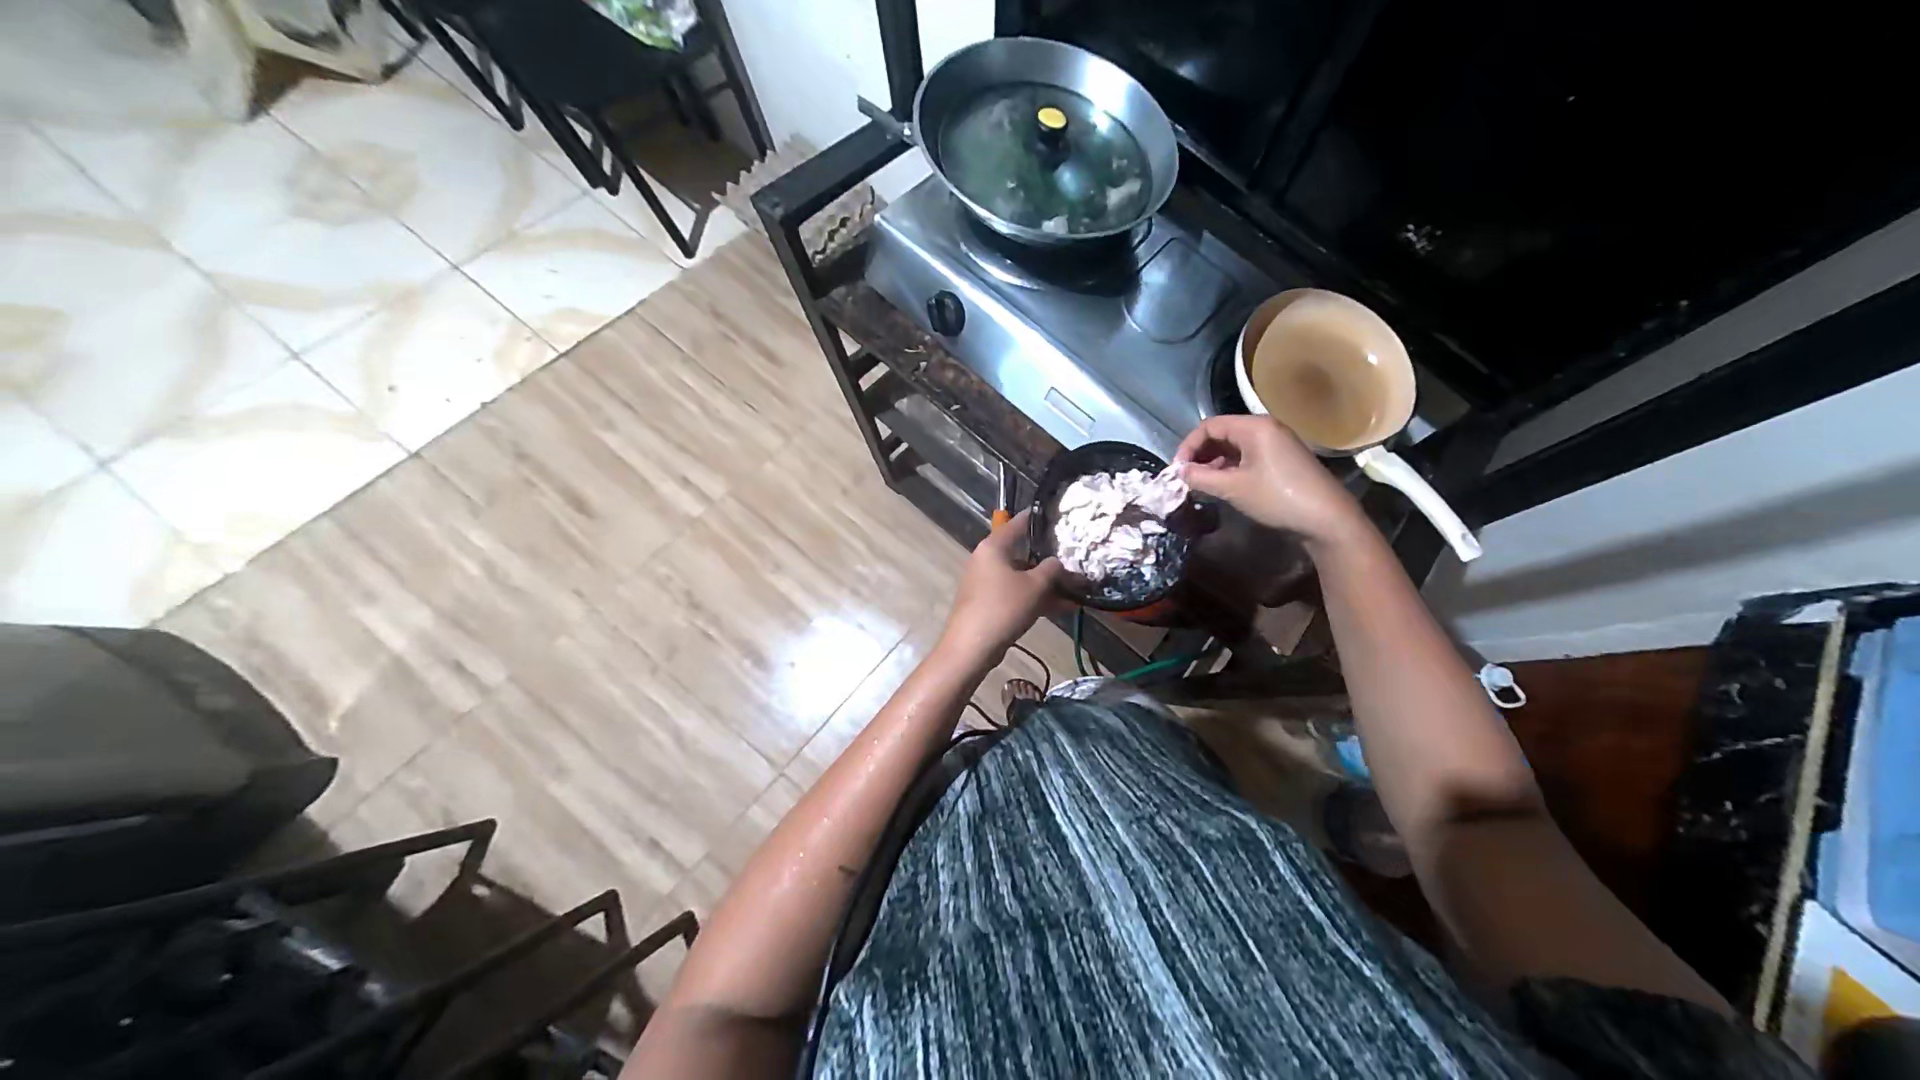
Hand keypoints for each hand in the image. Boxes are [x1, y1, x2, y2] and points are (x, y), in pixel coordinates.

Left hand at [941, 510, 1068, 657]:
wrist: (972, 646)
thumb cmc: (1003, 607)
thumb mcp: (1035, 586)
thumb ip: (1052, 569)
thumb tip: (1059, 562)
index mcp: (993, 547)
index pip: (1018, 523)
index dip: (1038, 519)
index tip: (1058, 515)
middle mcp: (987, 560)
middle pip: (1023, 554)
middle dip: (1051, 563)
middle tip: (1076, 563)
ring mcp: (986, 582)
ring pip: (1022, 577)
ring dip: (1048, 585)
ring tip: (1077, 591)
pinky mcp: (989, 603)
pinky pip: (1017, 594)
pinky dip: (1036, 598)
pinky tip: (1063, 608)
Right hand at [1173, 415, 1368, 545]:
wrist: (1326, 518)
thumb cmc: (1277, 498)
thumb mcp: (1233, 488)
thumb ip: (1200, 477)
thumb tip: (1179, 472)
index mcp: (1254, 427)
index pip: (1209, 426)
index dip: (1188, 446)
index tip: (1177, 470)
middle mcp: (1265, 428)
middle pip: (1221, 433)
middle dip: (1200, 454)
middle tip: (1186, 477)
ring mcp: (1276, 442)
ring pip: (1234, 446)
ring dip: (1213, 462)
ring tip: (1201, 484)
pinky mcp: (1282, 458)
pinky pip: (1248, 455)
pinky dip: (1230, 467)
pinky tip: (1223, 485)